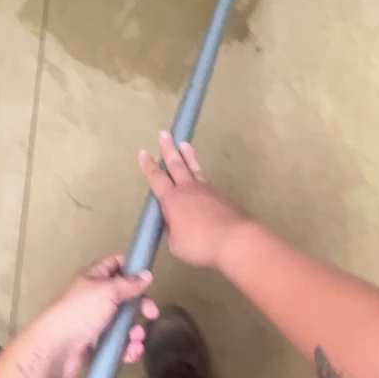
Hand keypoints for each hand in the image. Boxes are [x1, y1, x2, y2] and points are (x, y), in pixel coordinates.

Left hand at [23, 255, 158, 377]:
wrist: (58, 347)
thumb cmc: (82, 311)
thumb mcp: (107, 291)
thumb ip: (128, 284)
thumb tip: (146, 274)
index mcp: (94, 278)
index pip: (115, 264)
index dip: (131, 268)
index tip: (148, 278)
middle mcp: (95, 297)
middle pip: (124, 297)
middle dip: (140, 305)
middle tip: (152, 314)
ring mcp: (96, 322)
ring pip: (123, 323)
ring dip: (135, 331)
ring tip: (138, 339)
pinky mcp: (97, 344)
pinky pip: (118, 343)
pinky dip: (127, 347)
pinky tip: (133, 352)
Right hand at [140, 132, 251, 267]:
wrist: (234, 239)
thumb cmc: (199, 243)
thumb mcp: (176, 244)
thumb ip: (173, 231)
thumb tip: (176, 225)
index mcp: (172, 199)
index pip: (156, 178)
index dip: (149, 166)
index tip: (144, 152)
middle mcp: (187, 189)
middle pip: (176, 164)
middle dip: (168, 149)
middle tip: (164, 133)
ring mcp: (206, 190)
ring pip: (193, 168)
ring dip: (187, 156)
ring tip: (184, 144)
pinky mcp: (220, 196)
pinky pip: (206, 181)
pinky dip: (200, 176)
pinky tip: (201, 179)